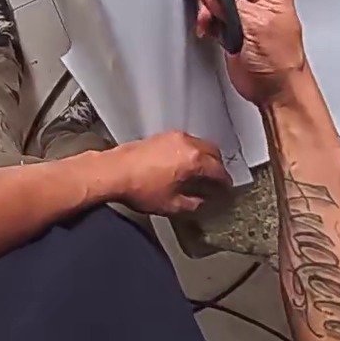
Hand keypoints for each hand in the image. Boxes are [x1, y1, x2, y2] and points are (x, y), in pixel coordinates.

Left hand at [92, 131, 230, 215]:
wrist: (113, 172)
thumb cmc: (139, 187)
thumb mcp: (171, 204)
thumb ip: (192, 203)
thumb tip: (200, 201)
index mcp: (193, 159)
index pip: (219, 170)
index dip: (225, 182)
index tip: (226, 189)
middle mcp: (186, 143)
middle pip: (213, 152)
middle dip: (217, 166)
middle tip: (216, 180)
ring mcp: (172, 136)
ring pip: (198, 144)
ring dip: (203, 157)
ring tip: (199, 173)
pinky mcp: (160, 136)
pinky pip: (183, 142)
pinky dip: (189, 152)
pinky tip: (182, 164)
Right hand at [180, 0, 307, 104]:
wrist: (276, 89)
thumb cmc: (277, 61)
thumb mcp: (251, 24)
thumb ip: (226, 1)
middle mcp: (259, 0)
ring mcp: (247, 14)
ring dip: (207, 9)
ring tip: (211, 22)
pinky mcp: (236, 28)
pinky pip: (214, 15)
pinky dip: (208, 20)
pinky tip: (212, 29)